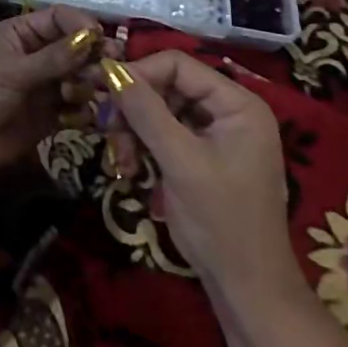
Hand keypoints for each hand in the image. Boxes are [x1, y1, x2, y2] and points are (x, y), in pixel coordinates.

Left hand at [0, 6, 101, 176]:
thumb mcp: (12, 72)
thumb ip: (53, 58)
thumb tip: (91, 37)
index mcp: (20, 33)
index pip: (59, 18)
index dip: (82, 25)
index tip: (101, 39)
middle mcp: (36, 54)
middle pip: (77, 48)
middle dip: (93, 57)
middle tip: (109, 69)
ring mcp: (46, 84)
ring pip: (82, 77)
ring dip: (90, 84)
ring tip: (83, 95)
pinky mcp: (52, 114)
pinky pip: (80, 107)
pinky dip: (86, 111)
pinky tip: (82, 117)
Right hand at [101, 50, 297, 292]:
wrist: (243, 281)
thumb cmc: (221, 218)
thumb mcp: (180, 160)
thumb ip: (146, 111)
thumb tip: (110, 69)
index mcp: (238, 105)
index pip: (178, 65)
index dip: (139, 73)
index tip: (104, 95)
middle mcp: (227, 111)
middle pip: (164, 86)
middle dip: (132, 109)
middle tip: (108, 134)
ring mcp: (212, 133)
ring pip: (155, 110)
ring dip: (131, 131)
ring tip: (120, 161)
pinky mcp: (197, 154)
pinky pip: (159, 133)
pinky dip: (139, 147)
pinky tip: (128, 170)